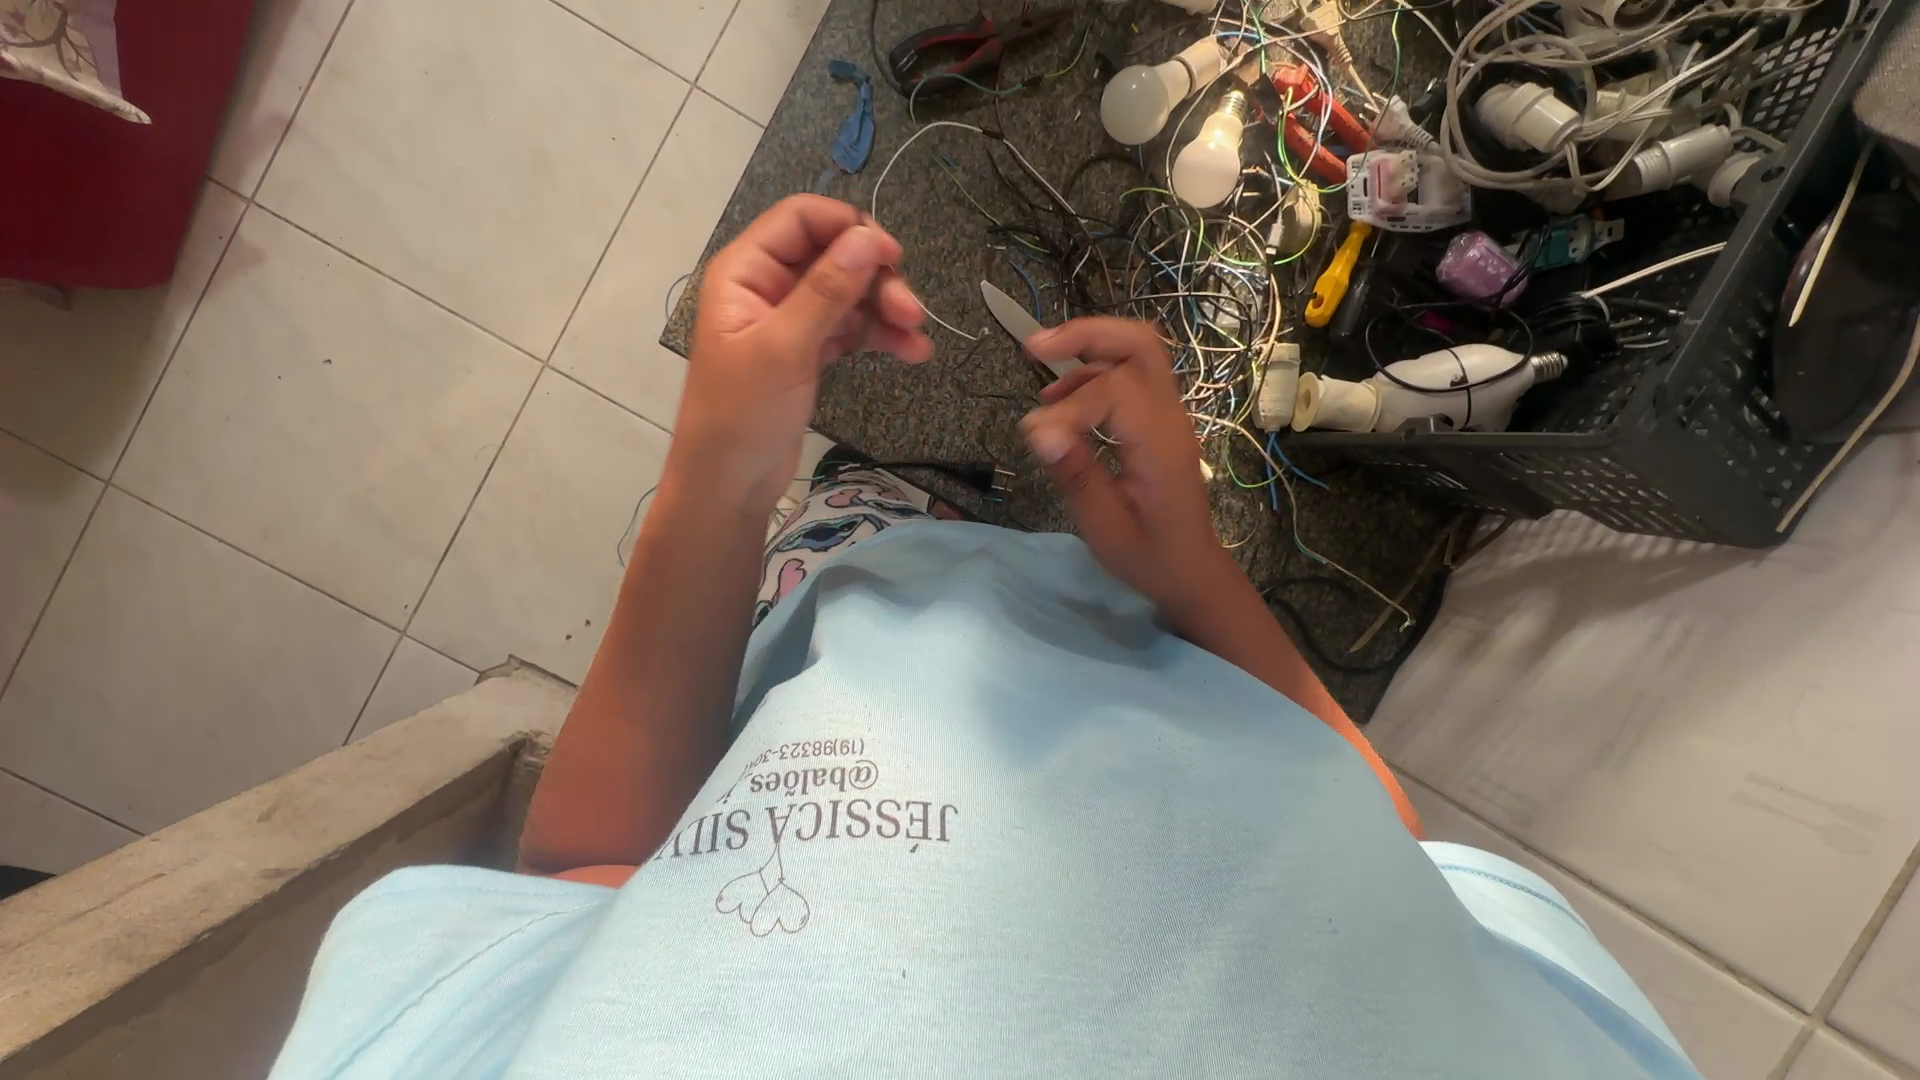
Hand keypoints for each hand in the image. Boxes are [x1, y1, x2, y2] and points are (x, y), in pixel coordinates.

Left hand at [675, 195, 932, 509]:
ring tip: (918, 339)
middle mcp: (769, 286)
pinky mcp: (809, 352)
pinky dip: (880, 337)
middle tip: (912, 312)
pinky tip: (911, 353)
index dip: (849, 228)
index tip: (893, 256)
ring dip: (886, 310)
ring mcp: (791, 320)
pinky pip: (850, 330)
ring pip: (849, 295)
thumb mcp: (784, 348)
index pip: (802, 220)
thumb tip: (869, 238)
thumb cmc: (742, 414)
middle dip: (877, 279)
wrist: (730, 483)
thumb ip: (827, 291)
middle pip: (834, 257)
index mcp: (746, 271)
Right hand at [1019, 317, 1237, 620]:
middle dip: (1087, 334)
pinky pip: (1130, 377)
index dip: (1067, 408)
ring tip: (1039, 365)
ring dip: (1088, 349)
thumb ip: (1075, 474)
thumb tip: (1036, 430)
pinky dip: (1094, 372)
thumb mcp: (1105, 525)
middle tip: (1037, 344)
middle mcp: (1169, 417)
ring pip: (1136, 353)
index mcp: (1160, 443)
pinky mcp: (1157, 422)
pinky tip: (1059, 397)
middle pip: (1138, 344)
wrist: (1189, 570)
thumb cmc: (1149, 554)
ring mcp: (1167, 415)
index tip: (1035, 438)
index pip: (1112, 393)